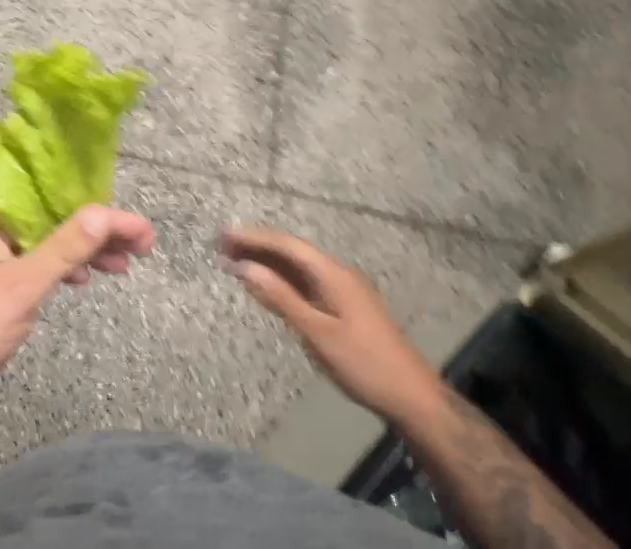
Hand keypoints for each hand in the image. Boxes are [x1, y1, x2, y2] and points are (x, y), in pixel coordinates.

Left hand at [0, 206, 155, 414]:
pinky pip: (32, 261)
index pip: (49, 194)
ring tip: (123, 265)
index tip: (137, 225)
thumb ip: (65, 247)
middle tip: (143, 245)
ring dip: (82, 250)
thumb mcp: (23, 286)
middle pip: (49, 215)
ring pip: (44, 240)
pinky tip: (83, 279)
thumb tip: (105, 210)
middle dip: (95, 229)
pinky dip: (59, 268)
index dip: (96, 205)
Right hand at [221, 228, 443, 423]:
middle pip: (290, 252)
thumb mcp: (318, 332)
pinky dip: (278, 281)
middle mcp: (336, 275)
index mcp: (333, 275)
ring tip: (231, 260)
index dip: (254, 237)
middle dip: (255, 246)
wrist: (411, 396)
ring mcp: (339, 292)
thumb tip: (245, 267)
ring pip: (295, 269)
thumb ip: (281, 298)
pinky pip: (303, 285)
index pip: (287, 245)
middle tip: (219, 245)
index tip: (223, 233)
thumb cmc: (364, 363)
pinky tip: (261, 285)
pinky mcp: (340, 308)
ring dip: (265, 263)